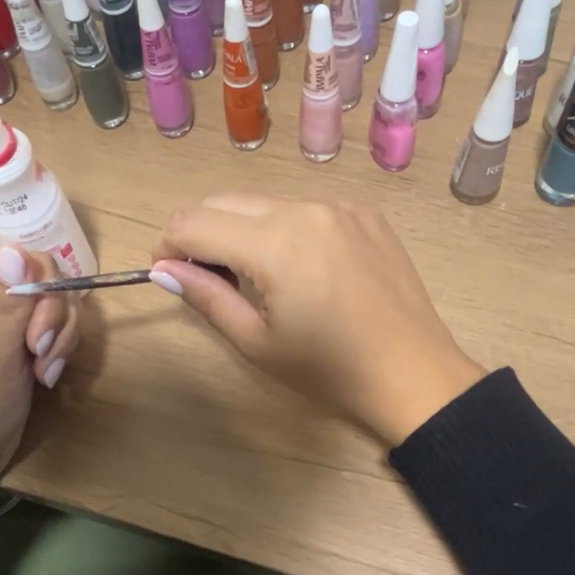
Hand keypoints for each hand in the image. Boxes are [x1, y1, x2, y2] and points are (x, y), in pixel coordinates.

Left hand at [0, 246, 80, 508]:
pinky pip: (57, 332)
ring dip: (62, 342)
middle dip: (57, 322)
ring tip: (42, 375)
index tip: (38, 339)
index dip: (46, 295)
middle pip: (49, 283)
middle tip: (42, 360)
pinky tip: (45, 379)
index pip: (28, 262)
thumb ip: (6, 305)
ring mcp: (6, 324)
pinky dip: (60, 354)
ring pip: (59, 308)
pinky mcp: (22, 347)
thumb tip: (13, 248)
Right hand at [152, 194, 484, 445]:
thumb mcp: (257, 342)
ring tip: (252, 278)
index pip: (194, 222)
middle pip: (224, 201)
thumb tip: (163, 270)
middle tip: (204, 279)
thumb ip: (206, 297)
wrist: (411, 373)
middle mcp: (305, 208)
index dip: (168, 246)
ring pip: (265, 202)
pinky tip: (299, 271)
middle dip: (199, 233)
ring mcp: (339, 206)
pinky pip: (306, 209)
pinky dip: (284, 229)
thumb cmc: (329, 370)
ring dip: (241, 229)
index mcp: (275, 243)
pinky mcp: (365, 214)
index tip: (166, 274)